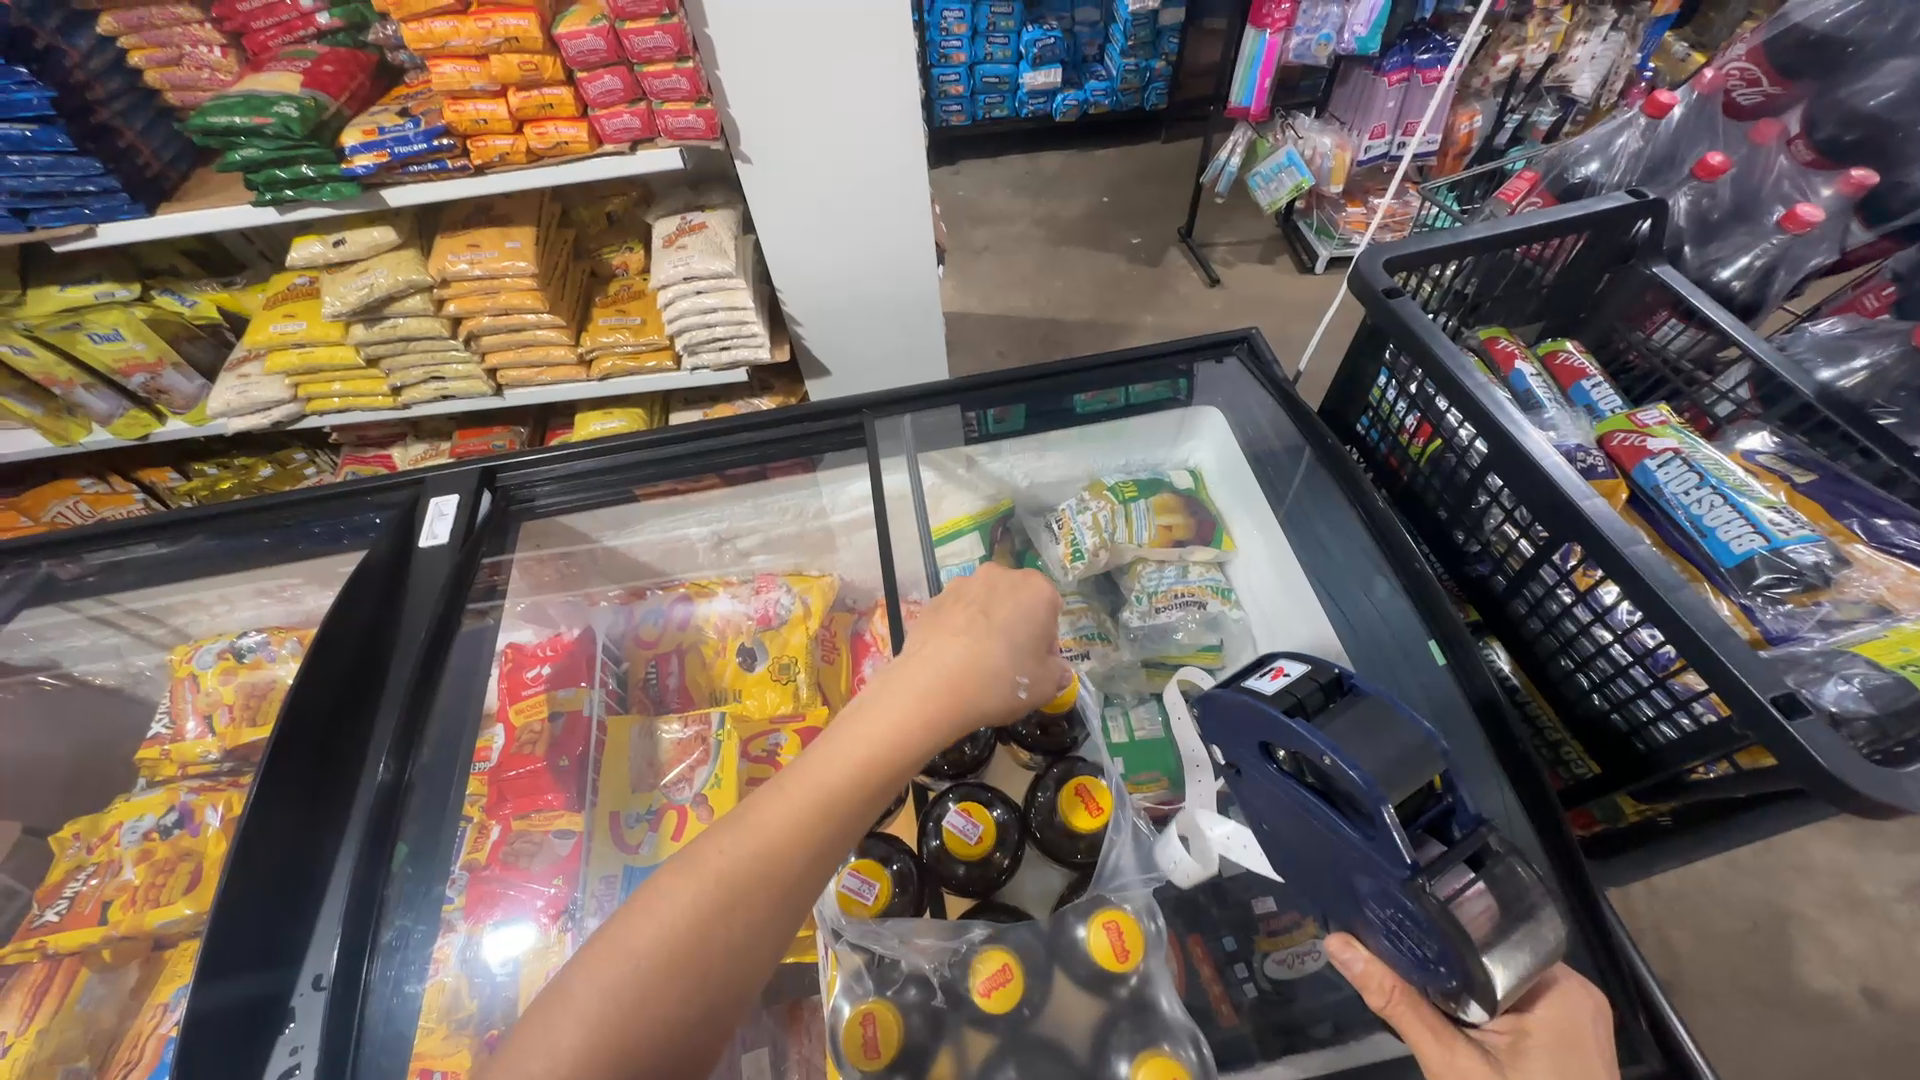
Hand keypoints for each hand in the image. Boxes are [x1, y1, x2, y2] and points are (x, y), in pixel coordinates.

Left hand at [881, 563, 1071, 744]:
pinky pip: (957, 613)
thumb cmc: (1001, 681)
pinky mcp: (934, 599)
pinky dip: (959, 629)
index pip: (1051, 609)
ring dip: (987, 624)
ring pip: (984, 603)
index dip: (1046, 639)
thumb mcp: (1046, 686)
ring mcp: (962, 584)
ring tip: (978, 661)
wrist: (933, 686)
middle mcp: (999, 576)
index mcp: (1036, 589)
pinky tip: (954, 658)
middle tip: (1009, 661)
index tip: (1037, 663)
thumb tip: (1058, 670)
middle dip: (1017, 625)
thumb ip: (1058, 672)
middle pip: (1017, 600)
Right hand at [1324, 933, 1620, 1079]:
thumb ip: (1396, 1000)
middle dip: (1440, 960)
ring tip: (1409, 977)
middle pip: (1486, 953)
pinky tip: (1449, 1014)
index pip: (1480, 931)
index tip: (1385, 922)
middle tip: (1387, 954)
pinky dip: (1478, 1005)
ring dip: (1456, 984)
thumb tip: (1336, 942)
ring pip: (1495, 975)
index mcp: (1557, 985)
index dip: (1431, 928)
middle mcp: (1572, 989)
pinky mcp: (1566, 1035)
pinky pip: (1511, 1000)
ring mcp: (1573, 1014)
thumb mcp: (1451, 1062)